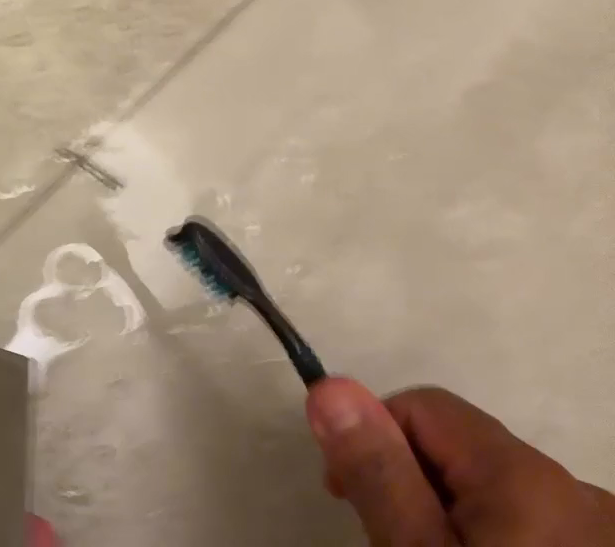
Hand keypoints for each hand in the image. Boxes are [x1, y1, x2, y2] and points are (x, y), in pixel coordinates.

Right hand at [306, 377, 614, 545]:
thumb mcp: (414, 546)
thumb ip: (377, 467)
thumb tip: (329, 385)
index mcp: (524, 472)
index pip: (420, 403)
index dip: (370, 434)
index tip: (344, 489)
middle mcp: (578, 486)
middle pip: (459, 443)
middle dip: (409, 472)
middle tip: (386, 528)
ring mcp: (604, 524)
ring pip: (496, 482)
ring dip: (451, 503)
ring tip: (431, 546)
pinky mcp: (603, 545)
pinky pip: (535, 514)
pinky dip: (497, 528)